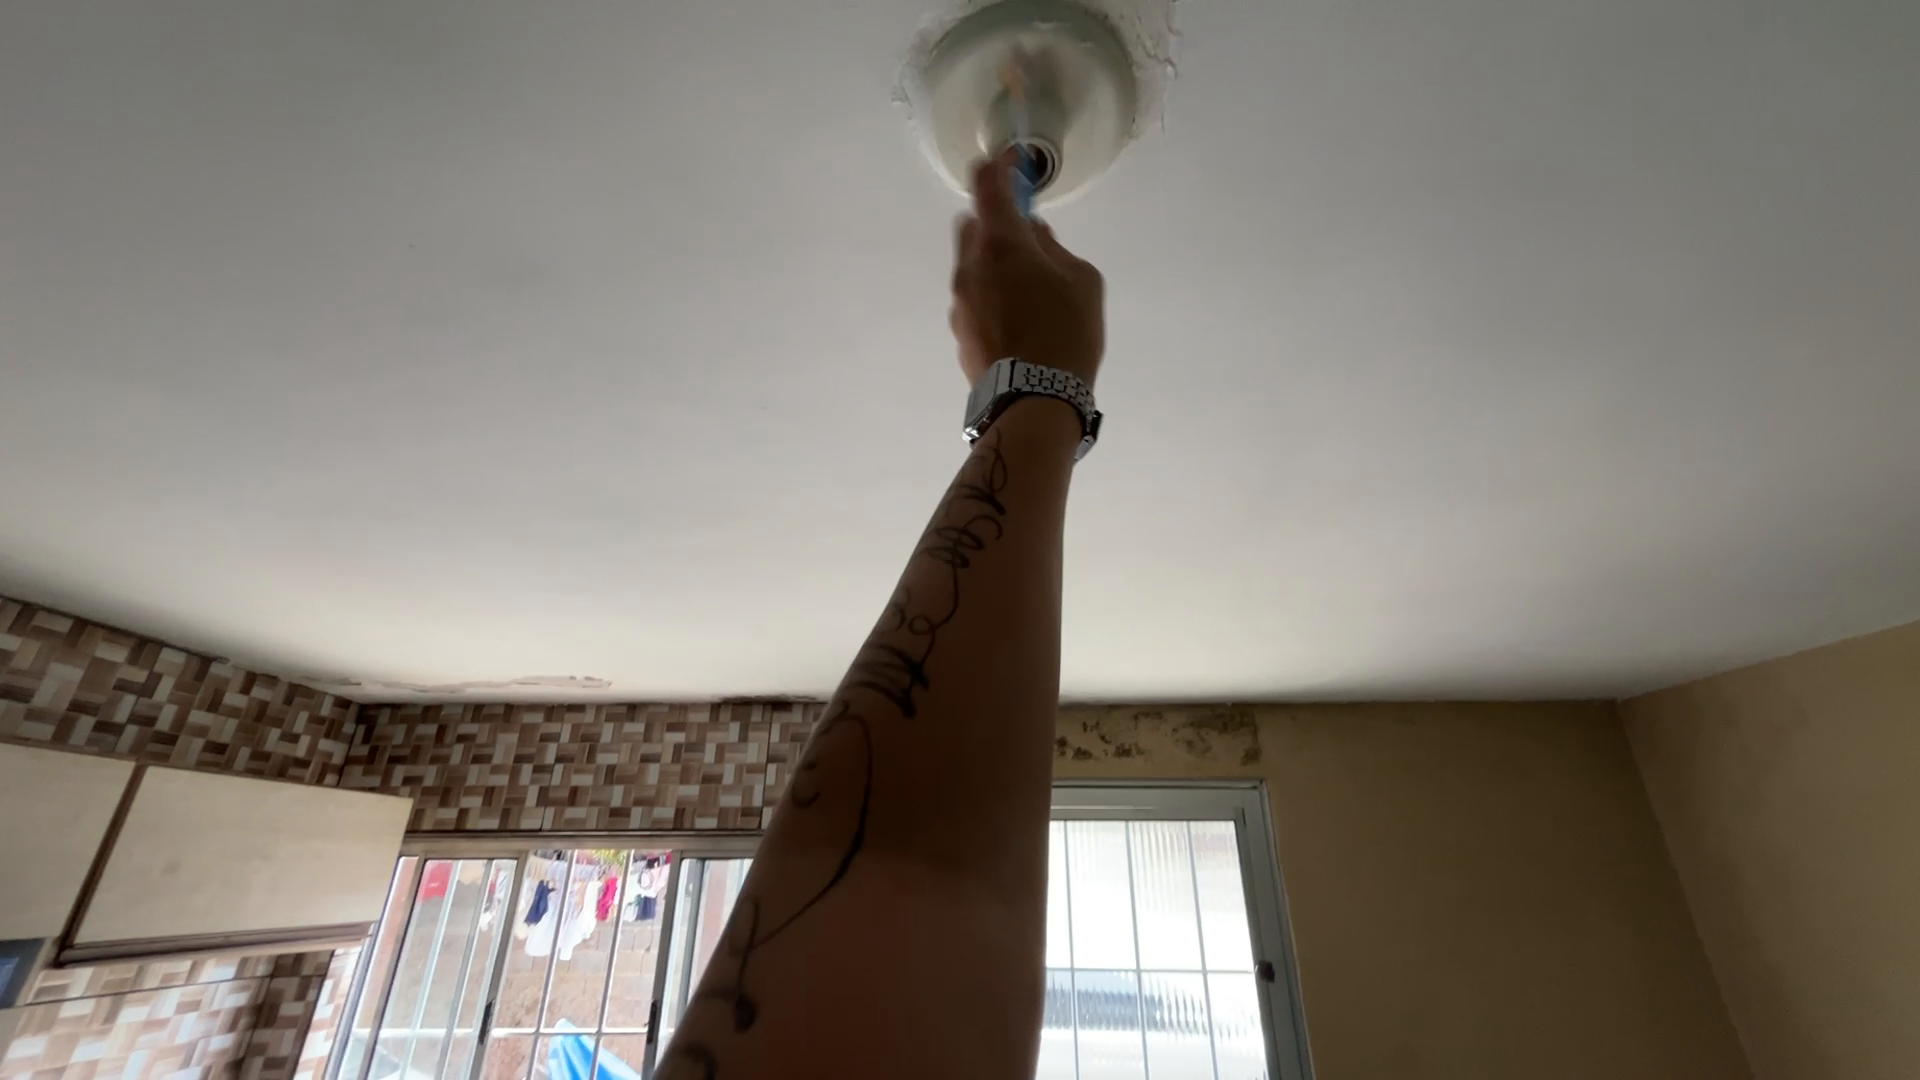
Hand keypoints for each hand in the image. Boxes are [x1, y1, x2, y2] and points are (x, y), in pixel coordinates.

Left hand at [950, 150, 1104, 386]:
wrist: (1034, 401)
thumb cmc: (1067, 335)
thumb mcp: (1082, 281)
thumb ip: (1055, 250)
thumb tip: (1035, 240)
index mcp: (1001, 245)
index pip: (987, 186)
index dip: (999, 166)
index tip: (1011, 161)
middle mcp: (970, 269)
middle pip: (971, 226)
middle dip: (994, 221)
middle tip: (1024, 236)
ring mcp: (959, 305)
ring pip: (970, 267)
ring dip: (992, 264)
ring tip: (1026, 290)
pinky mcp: (959, 335)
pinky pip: (973, 300)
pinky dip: (990, 297)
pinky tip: (1016, 321)